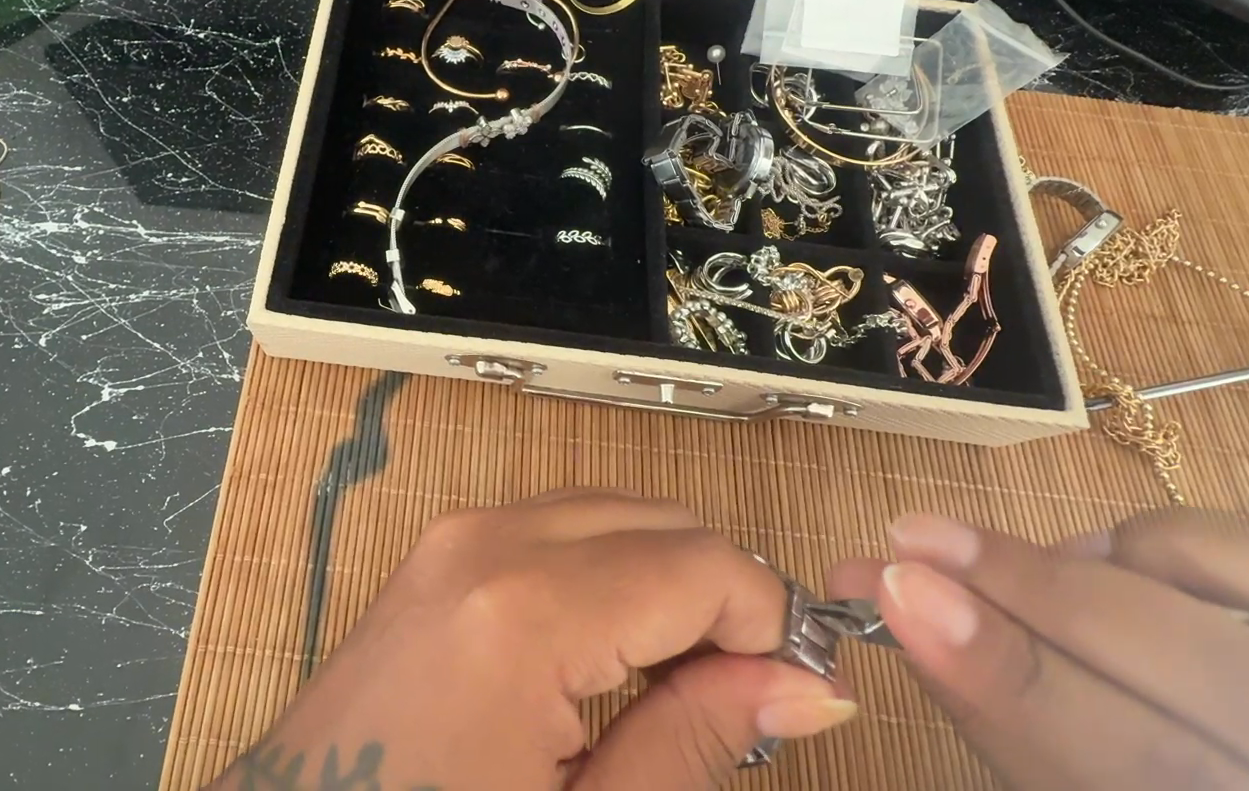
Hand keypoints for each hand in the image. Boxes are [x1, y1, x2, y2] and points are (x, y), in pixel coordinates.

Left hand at [205, 489, 856, 790]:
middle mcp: (487, 540)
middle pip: (656, 519)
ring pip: (609, 512)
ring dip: (663, 573)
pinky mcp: (441, 546)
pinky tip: (611, 643)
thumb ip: (698, 736)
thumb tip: (808, 685)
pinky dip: (607, 565)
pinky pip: (555, 525)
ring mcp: (455, 533)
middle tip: (742, 687)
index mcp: (524, 608)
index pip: (696, 562)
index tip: (795, 680)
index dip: (767, 616)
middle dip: (718, 589)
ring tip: (678, 675)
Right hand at [829, 508, 1248, 788]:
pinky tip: (1145, 578)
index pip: (1150, 765)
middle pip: (1216, 672)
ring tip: (1054, 576)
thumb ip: (1012, 713)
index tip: (897, 589)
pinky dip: (1179, 542)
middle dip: (1035, 588)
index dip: (1016, 676)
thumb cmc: (1178, 764)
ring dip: (1109, 561)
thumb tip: (902, 598)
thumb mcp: (1092, 779)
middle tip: (914, 535)